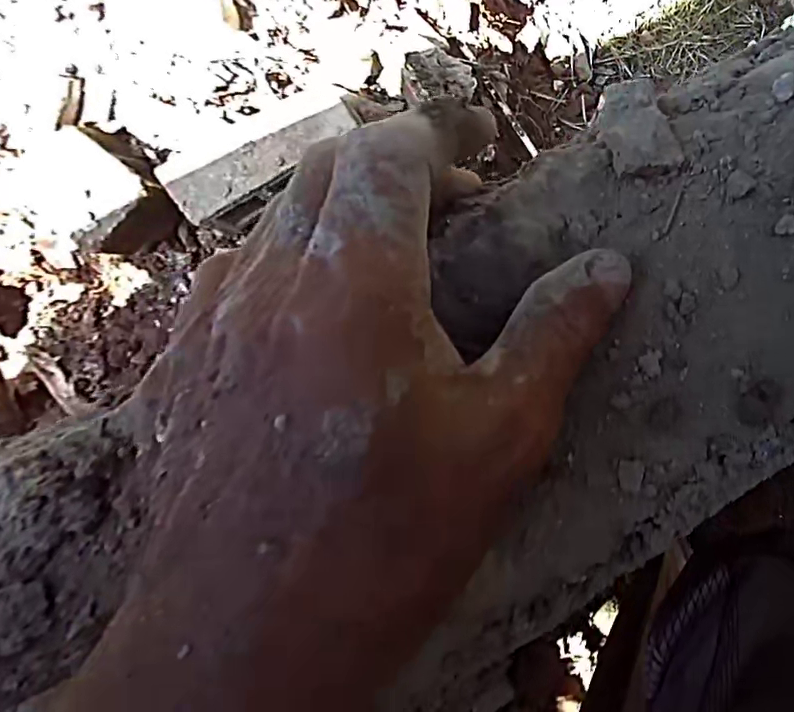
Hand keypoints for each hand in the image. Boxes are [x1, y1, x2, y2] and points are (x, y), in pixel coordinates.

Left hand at [60, 102, 632, 710]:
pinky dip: (305, 252)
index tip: (486, 147)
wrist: (238, 658)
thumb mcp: (509, 430)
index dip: (437, 135)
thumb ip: (559, 330)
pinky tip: (345, 308)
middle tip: (468, 197)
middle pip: (323, 168)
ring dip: (350, 204)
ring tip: (416, 247)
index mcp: (352, 289)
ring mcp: (211, 328)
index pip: (381, 157)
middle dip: (399, 161)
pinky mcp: (183, 369)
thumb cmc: (394, 533)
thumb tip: (610, 263)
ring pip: (278, 215)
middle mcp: (268, 289)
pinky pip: (243, 268)